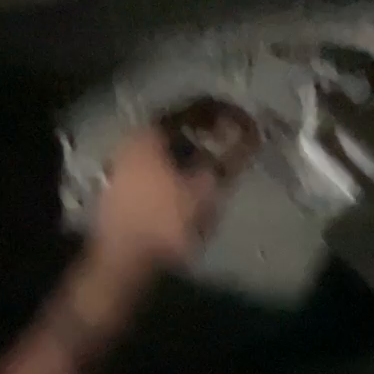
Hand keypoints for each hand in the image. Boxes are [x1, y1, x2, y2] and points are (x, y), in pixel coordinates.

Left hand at [89, 100, 255, 275]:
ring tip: (217, 168)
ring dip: (194, 153)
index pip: (198, 108)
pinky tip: (191, 185)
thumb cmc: (166, 220)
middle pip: (181, 125)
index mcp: (152, 131)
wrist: (122, 265)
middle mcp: (133, 138)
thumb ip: (233, 155)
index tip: (248, 127)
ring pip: (168, 147)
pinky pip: (156, 165)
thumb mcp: (208, 187)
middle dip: (210, 134)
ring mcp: (122, 162)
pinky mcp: (119, 186)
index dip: (228, 114)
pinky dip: (178, 168)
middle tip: (234, 147)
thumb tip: (254, 132)